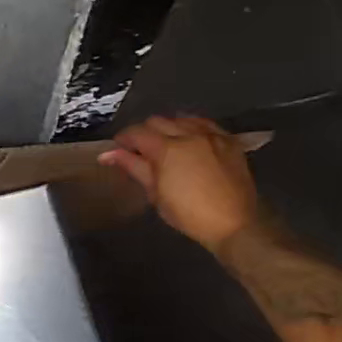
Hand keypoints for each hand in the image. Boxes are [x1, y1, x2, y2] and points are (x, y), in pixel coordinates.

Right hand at [98, 115, 270, 249]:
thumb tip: (107, 154)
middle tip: (140, 150)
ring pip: (181, 118)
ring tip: (165, 144)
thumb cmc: (188, 214)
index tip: (118, 149)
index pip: (137, 133)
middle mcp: (189, 134)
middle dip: (144, 132)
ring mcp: (211, 135)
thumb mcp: (155, 193)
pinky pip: (205, 124)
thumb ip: (133, 167)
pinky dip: (191, 128)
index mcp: (167, 149)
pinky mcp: (229, 140)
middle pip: (158, 121)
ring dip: (168, 127)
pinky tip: (189, 140)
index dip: (123, 139)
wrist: (233, 223)